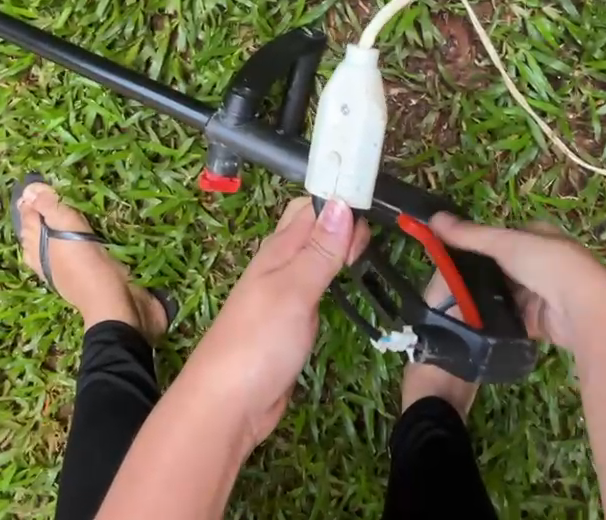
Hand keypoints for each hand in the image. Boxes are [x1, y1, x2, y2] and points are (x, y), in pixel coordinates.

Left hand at [176, 197, 366, 449]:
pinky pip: (316, 285)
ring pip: (316, 256)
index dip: (341, 200)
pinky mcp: (291, 320)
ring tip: (371, 248)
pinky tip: (348, 283)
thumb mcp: (294, 290)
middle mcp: (280, 264)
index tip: (374, 203)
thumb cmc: (258, 342)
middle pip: (313, 228)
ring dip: (340, 246)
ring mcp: (285, 292)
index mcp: (278, 249)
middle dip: (343, 221)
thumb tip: (341, 203)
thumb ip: (319, 251)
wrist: (227, 405)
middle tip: (378, 231)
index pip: (312, 208)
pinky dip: (334, 277)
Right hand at [428, 213, 605, 351]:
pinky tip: (477, 322)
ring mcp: (545, 292)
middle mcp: (545, 262)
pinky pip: (514, 319)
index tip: (456, 252)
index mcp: (541, 236)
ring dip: (490, 299)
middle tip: (452, 281)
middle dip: (484, 274)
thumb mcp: (504, 243)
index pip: (506, 236)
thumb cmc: (548, 263)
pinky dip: (498, 320)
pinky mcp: (544, 320)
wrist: (584, 309)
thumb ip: (469, 235)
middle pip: (505, 267)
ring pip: (508, 294)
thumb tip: (433, 218)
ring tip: (458, 302)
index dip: (482, 242)